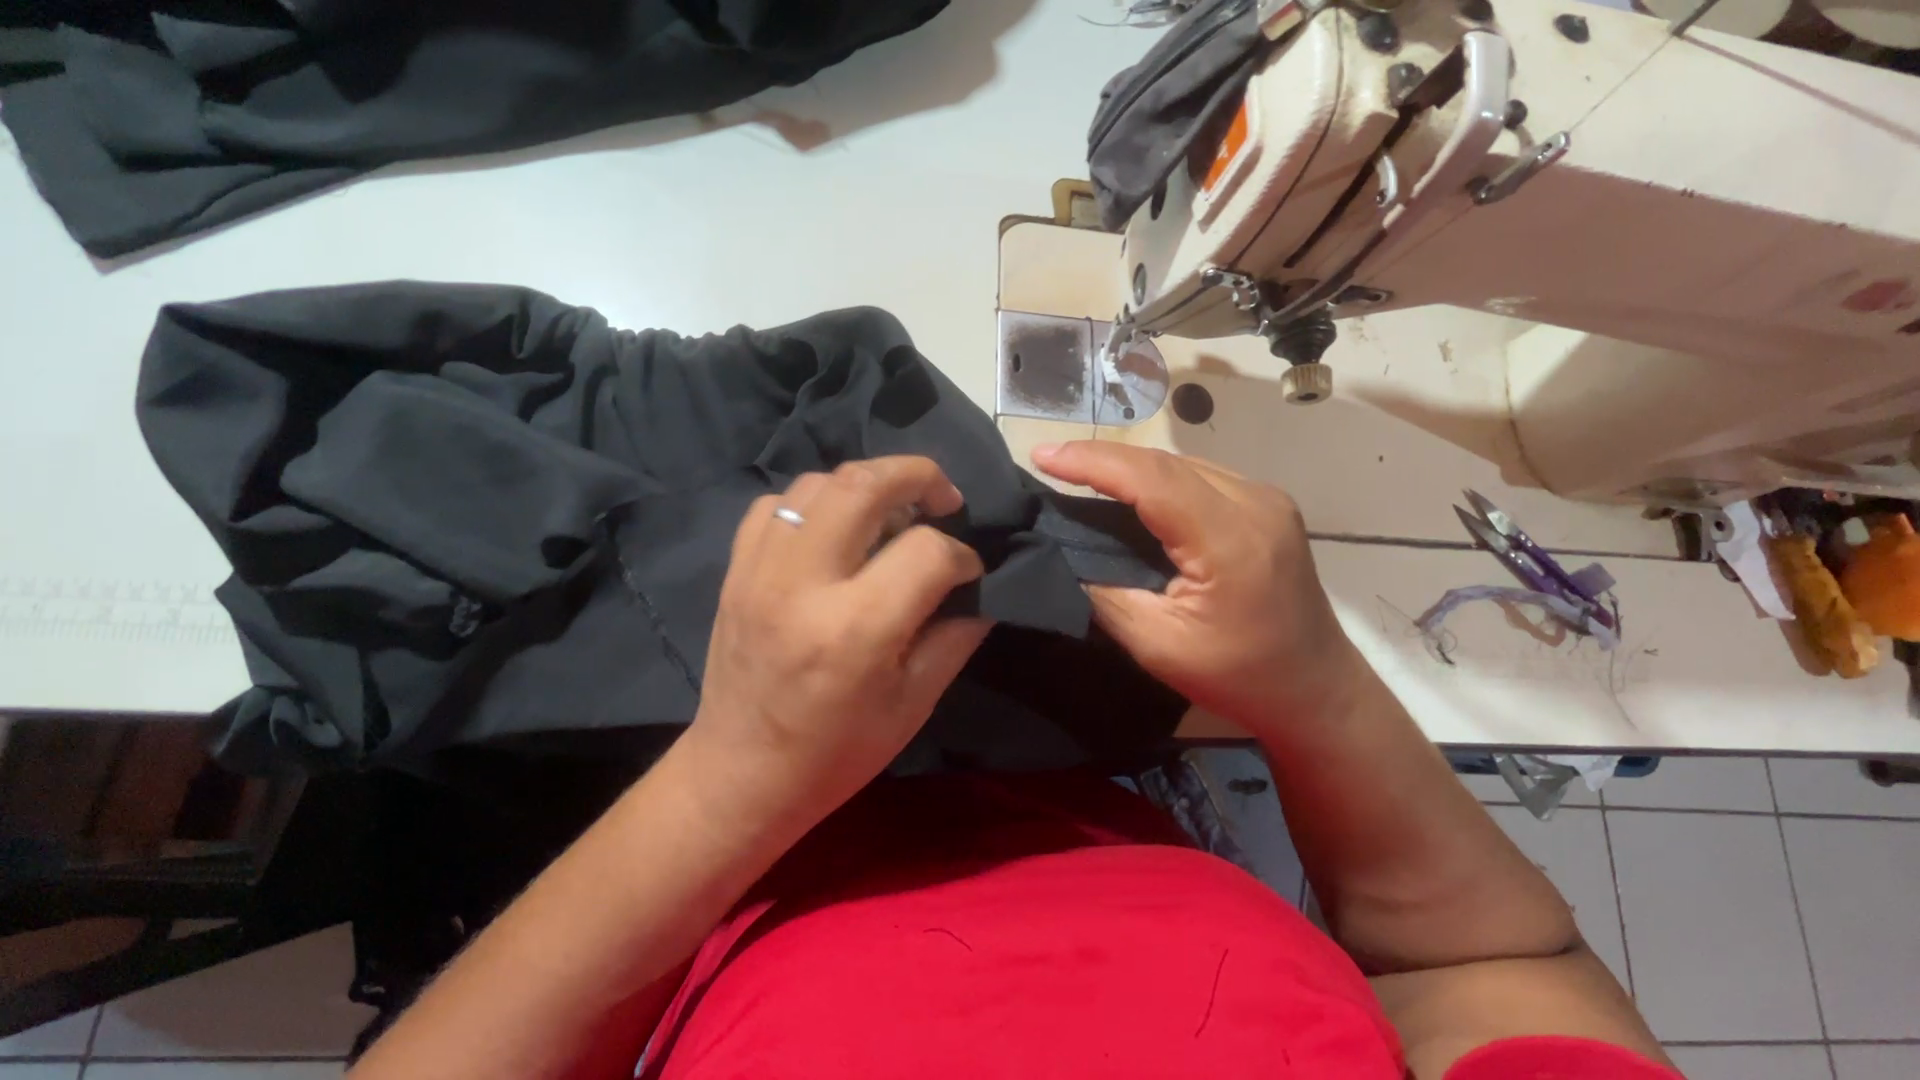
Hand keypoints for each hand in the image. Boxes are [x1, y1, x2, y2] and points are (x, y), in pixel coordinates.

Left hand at [686, 457, 991, 823]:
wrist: (741, 773)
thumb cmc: (838, 752)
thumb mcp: (913, 705)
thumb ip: (954, 636)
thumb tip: (980, 587)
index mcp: (855, 629)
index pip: (927, 551)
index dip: (962, 555)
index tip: (968, 572)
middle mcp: (803, 584)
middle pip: (863, 485)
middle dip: (918, 475)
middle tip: (944, 497)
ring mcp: (760, 572)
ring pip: (817, 483)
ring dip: (865, 484)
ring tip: (891, 512)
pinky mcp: (735, 571)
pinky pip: (775, 505)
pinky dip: (814, 502)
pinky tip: (835, 529)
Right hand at [1031, 441, 1363, 730]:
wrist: (1314, 689)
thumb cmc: (1236, 676)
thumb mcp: (1158, 645)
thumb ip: (1105, 594)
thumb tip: (1061, 554)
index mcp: (1232, 540)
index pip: (1152, 479)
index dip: (1093, 462)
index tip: (1042, 456)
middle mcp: (1256, 503)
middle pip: (1166, 463)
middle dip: (1103, 458)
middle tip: (1049, 462)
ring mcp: (1267, 499)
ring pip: (1183, 465)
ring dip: (1130, 467)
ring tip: (1077, 473)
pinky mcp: (1268, 504)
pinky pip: (1201, 477)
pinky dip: (1157, 479)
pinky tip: (1128, 491)